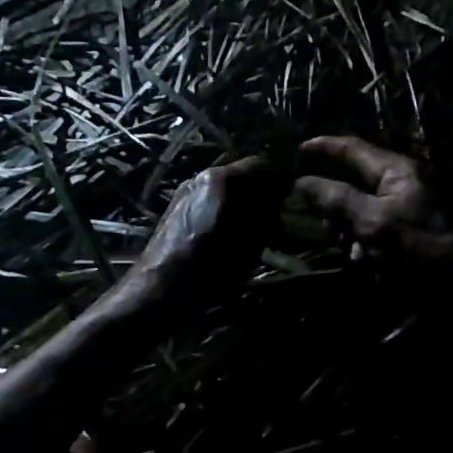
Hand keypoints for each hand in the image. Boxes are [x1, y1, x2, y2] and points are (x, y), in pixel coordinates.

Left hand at [125, 156, 287, 312]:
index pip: (262, 165)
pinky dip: (227, 210)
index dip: (282, 179)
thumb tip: (279, 200)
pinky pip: (212, 200)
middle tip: (278, 215)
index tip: (294, 198)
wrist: (158, 287)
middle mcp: (202, 176)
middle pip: (242, 175)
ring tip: (257, 227)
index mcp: (221, 179)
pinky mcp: (177, 207)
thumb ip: (267, 215)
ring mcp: (187, 190)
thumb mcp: (250, 243)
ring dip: (244, 202)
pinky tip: (233, 232)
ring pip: (226, 189)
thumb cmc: (209, 266)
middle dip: (263, 192)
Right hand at [293, 136, 452, 283]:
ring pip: (357, 214)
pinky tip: (370, 264)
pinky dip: (365, 248)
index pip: (352, 148)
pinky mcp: (403, 233)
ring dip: (350, 234)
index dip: (323, 147)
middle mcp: (397, 184)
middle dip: (336, 210)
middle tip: (333, 228)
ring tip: (358, 253)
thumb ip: (336, 199)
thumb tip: (302, 182)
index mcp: (394, 171)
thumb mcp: (372, 220)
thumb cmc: (417, 244)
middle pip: (350, 186)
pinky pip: (371, 234)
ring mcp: (401, 209)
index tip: (298, 150)